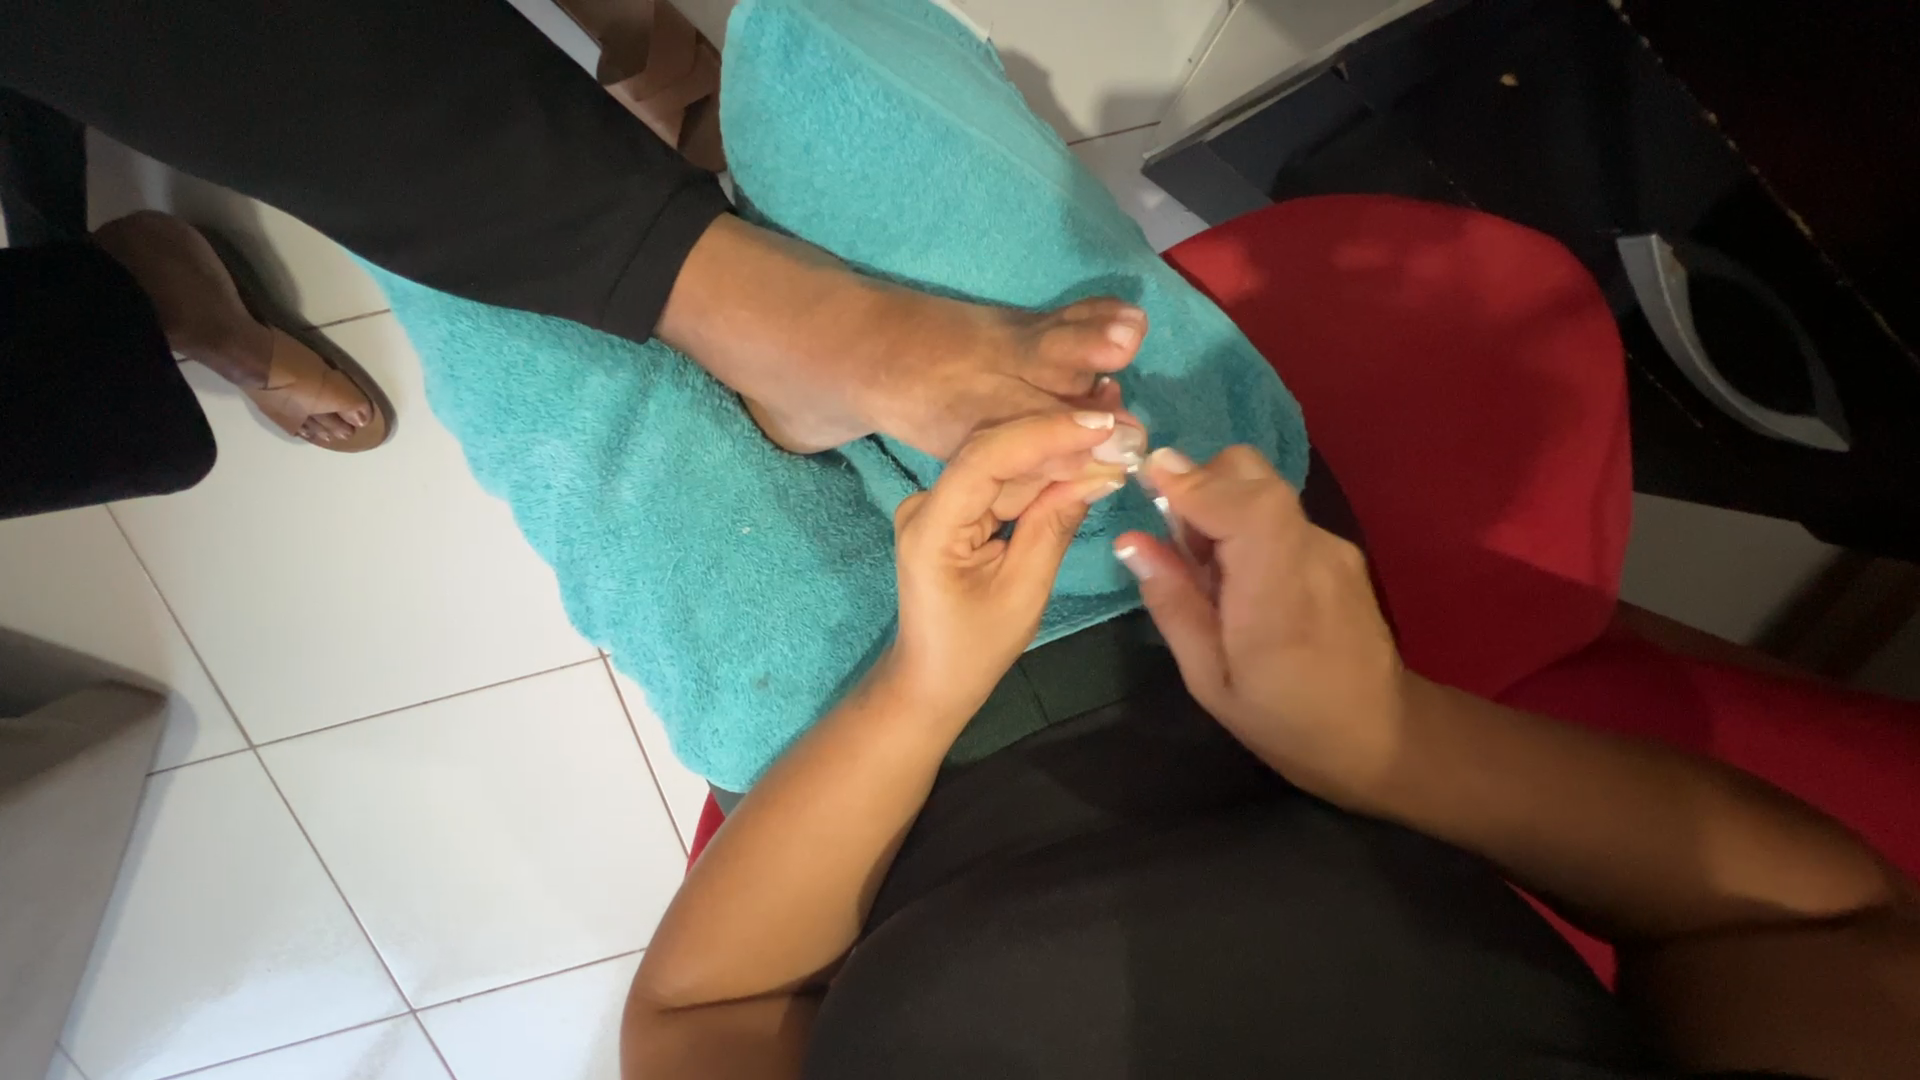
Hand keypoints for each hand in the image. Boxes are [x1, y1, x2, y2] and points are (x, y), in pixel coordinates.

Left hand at [886, 412, 1131, 719]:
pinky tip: (1085, 456)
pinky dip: (1043, 474)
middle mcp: (926, 502)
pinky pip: (1002, 483)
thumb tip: (1098, 471)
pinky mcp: (954, 508)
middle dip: (1061, 440)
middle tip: (1124, 428)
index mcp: (931, 526)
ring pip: (1004, 464)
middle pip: (996, 454)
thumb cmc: (976, 647)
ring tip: (1115, 436)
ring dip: (1059, 452)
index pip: (986, 459)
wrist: (934, 676)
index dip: (1045, 436)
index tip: (1101, 426)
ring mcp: (937, 502)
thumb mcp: (1024, 590)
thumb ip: (1054, 524)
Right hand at [1113, 446, 1409, 802]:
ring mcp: (1331, 547)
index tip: (1146, 475)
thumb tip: (1130, 542)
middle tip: (1172, 535)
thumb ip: (1173, 604)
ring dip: (1219, 504)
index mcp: (1278, 594)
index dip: (1195, 482)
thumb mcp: (1208, 678)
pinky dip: (1243, 524)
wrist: (1381, 737)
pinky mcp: (1336, 551)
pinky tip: (1236, 576)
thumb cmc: (1284, 720)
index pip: (1247, 506)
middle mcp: (1312, 553)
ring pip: (1263, 490)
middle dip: (1200, 482)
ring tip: (1203, 566)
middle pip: (1254, 475)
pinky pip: (1277, 515)